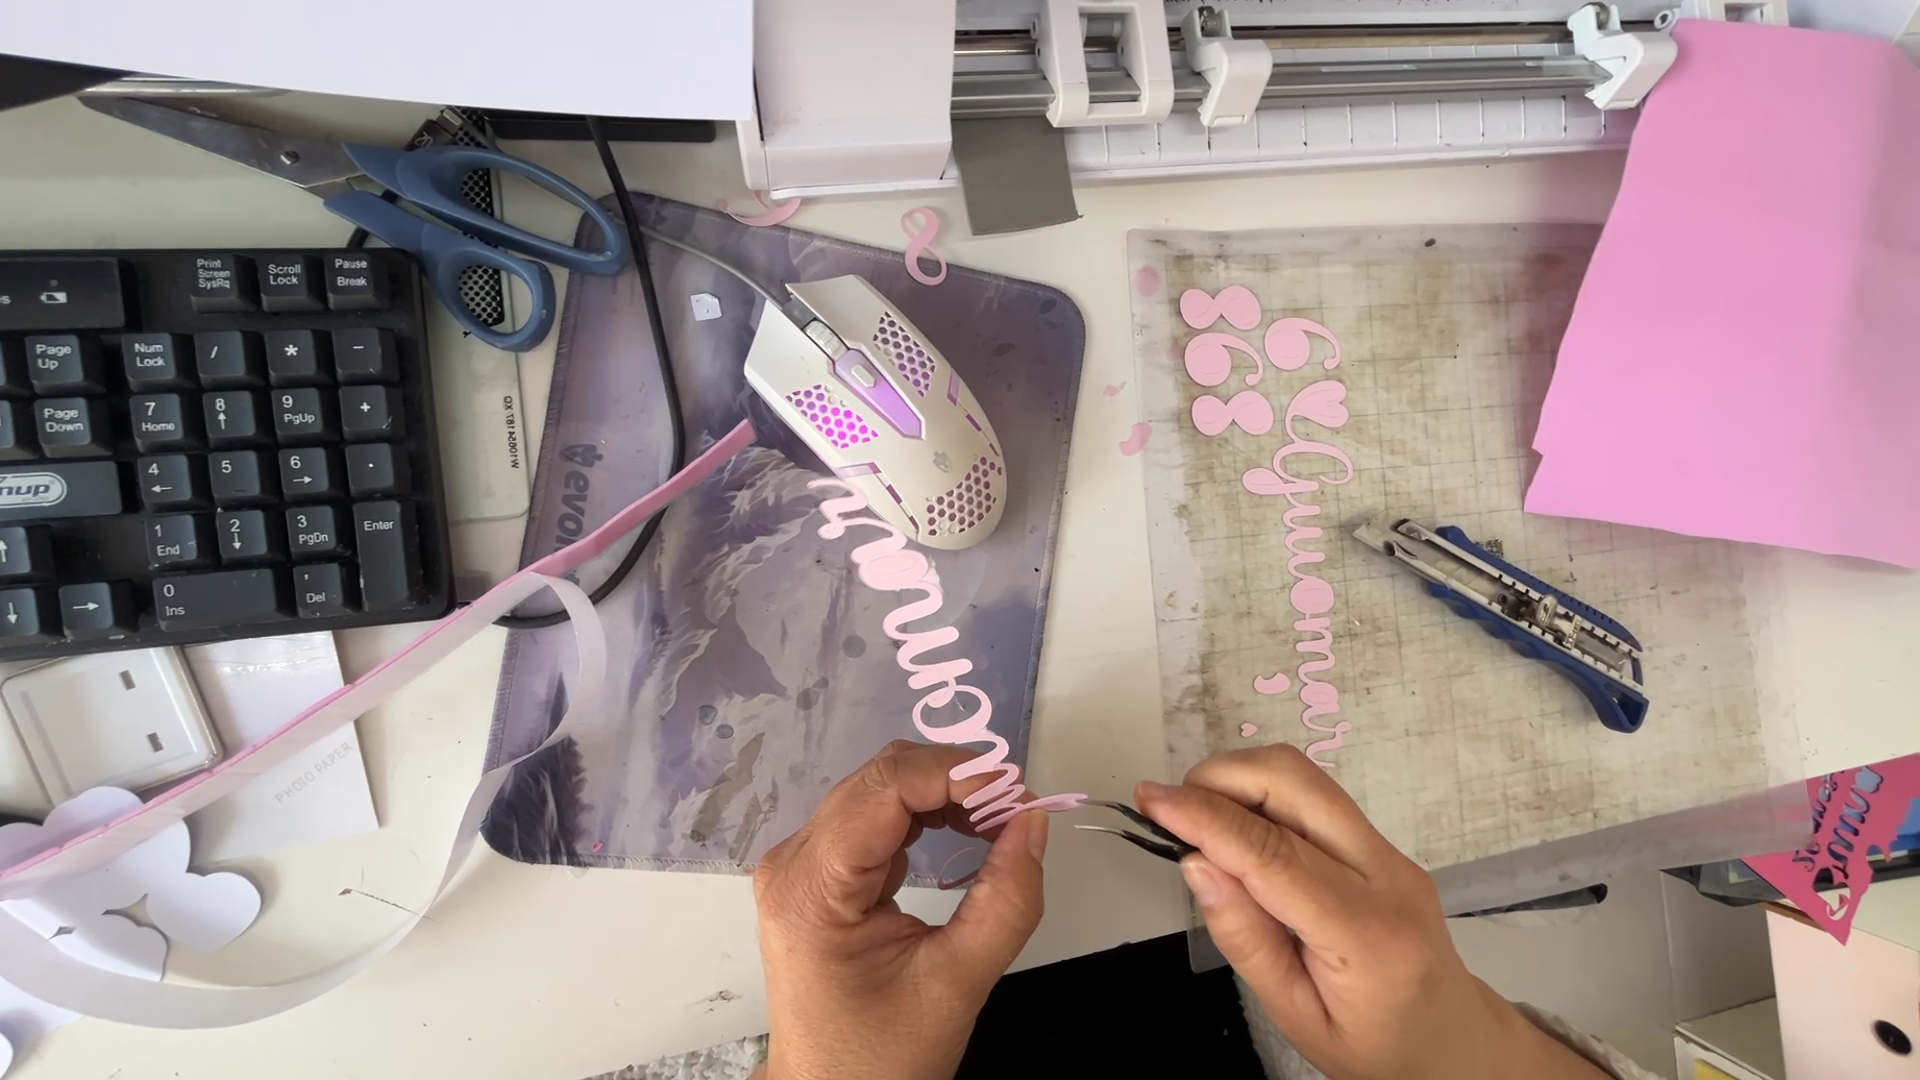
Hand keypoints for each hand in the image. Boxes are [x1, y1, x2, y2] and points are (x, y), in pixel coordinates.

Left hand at [752, 741, 1049, 1079]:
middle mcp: (797, 858)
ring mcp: (805, 860)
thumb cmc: (882, 1059)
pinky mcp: (822, 867)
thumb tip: (1033, 820)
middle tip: (1016, 807)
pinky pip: (879, 812)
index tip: (1018, 793)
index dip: (957, 774)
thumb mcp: (957, 985)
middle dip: (956, 779)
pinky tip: (965, 827)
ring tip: (998, 819)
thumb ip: (1005, 900)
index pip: (886, 786)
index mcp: (812, 886)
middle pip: (882, 777)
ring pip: (883, 786)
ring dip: (946, 790)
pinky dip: (928, 809)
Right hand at [1136, 746, 1609, 1079]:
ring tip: (1201, 818)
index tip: (1150, 800)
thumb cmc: (1377, 1046)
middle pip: (1292, 781)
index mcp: (1367, 934)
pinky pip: (1306, 787)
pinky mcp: (1375, 836)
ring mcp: (1385, 847)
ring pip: (1298, 771)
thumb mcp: (1296, 1017)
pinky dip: (1255, 788)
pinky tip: (1235, 823)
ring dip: (1235, 776)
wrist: (1457, 1044)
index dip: (1203, 817)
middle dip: (1218, 777)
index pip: (1271, 852)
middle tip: (1174, 810)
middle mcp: (1384, 873)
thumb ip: (1243, 938)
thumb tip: (1197, 862)